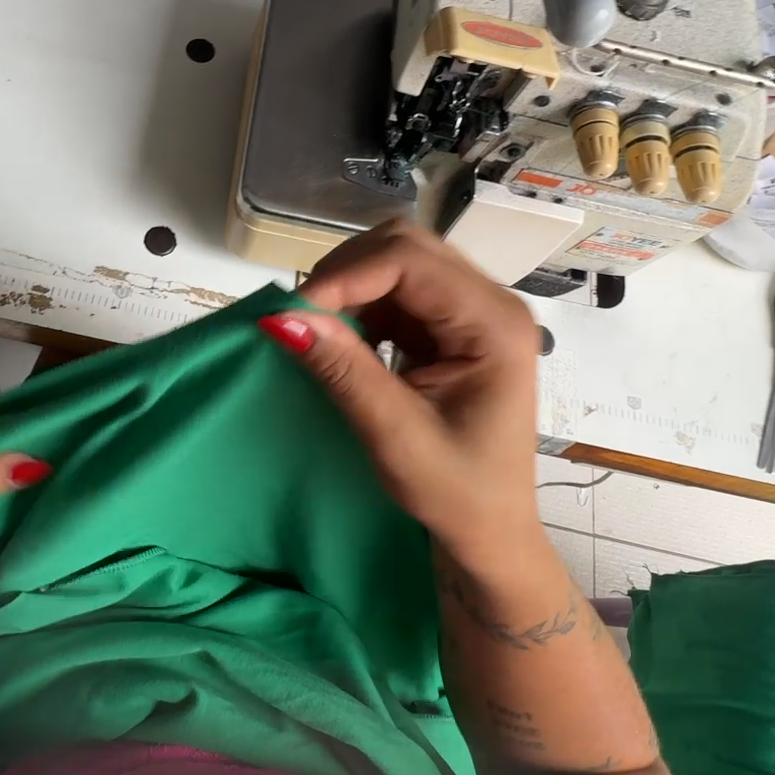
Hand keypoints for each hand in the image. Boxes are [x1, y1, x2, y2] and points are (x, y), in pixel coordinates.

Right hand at [258, 220, 542, 567]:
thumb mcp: (394, 435)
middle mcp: (490, 302)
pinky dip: (359, 306)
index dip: (345, 276)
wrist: (489, 528)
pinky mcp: (449, 324)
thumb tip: (280, 317)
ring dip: (349, 289)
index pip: (410, 261)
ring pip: (395, 261)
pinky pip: (394, 290)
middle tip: (303, 319)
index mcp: (494, 325)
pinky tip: (347, 342)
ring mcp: (471, 309)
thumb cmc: (456, 492)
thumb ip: (343, 369)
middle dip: (345, 273)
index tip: (294, 313)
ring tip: (322, 333)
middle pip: (405, 246)